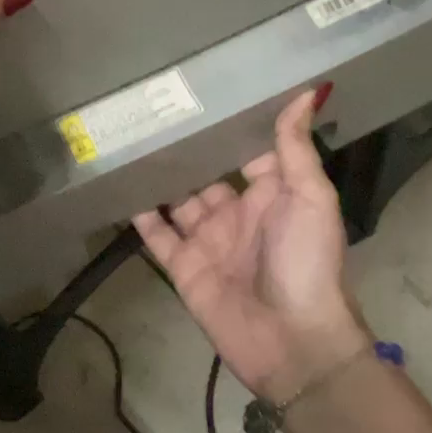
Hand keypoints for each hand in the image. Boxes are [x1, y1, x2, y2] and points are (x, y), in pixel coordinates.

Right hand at [133, 90, 369, 404]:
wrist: (291, 341)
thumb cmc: (306, 263)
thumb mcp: (311, 198)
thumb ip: (296, 149)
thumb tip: (308, 91)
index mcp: (272, 196)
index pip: (249, 153)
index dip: (231, 129)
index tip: (205, 95)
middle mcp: (238, 214)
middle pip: (207, 175)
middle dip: (187, 151)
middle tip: (155, 114)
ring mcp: (208, 240)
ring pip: (177, 200)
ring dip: (160, 177)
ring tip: (131, 142)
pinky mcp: (183, 265)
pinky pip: (156, 234)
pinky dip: (139, 214)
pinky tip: (120, 186)